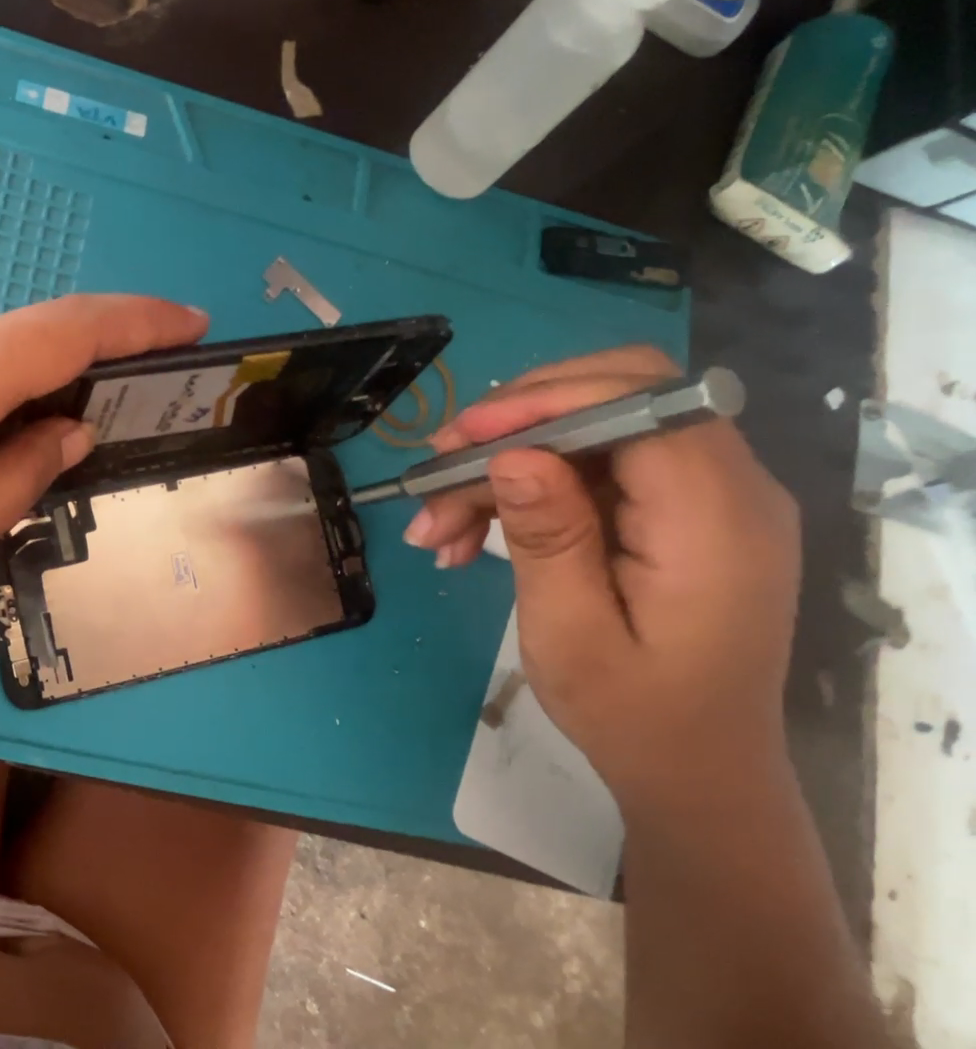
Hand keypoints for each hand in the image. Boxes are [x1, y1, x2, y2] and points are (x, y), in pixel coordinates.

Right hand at [402, 346, 801, 803]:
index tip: (458, 440)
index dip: (543, 403)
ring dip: (507, 465)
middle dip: (516, 422)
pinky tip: (471, 536)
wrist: (697, 770)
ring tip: (437, 528)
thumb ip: (550, 537)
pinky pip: (596, 469)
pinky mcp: (681, 513)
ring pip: (592, 432)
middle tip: (439, 470)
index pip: (638, 405)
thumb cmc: (634, 715)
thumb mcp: (572, 634)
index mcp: (715, 519)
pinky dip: (529, 489)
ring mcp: (708, 497)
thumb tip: (513, 454)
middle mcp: (730, 488)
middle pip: (619, 396)